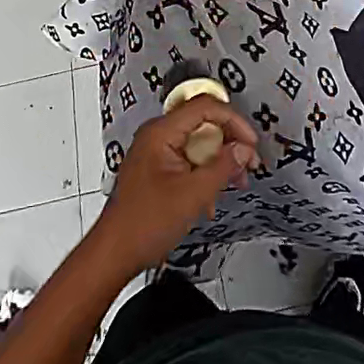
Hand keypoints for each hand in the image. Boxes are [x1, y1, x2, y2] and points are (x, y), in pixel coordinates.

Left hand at [91, 99, 260, 273]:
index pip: (207, 108)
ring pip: (199, 144)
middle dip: (229, 145)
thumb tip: (243, 149)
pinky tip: (211, 196)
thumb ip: (223, 166)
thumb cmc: (140, 226)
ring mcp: (156, 153)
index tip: (249, 143)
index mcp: (161, 133)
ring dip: (220, 162)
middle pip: (204, 125)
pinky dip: (205, 173)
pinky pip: (190, 160)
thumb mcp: (194, 193)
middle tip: (246, 163)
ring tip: (233, 182)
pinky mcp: (158, 170)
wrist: (113, 256)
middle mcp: (156, 137)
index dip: (234, 122)